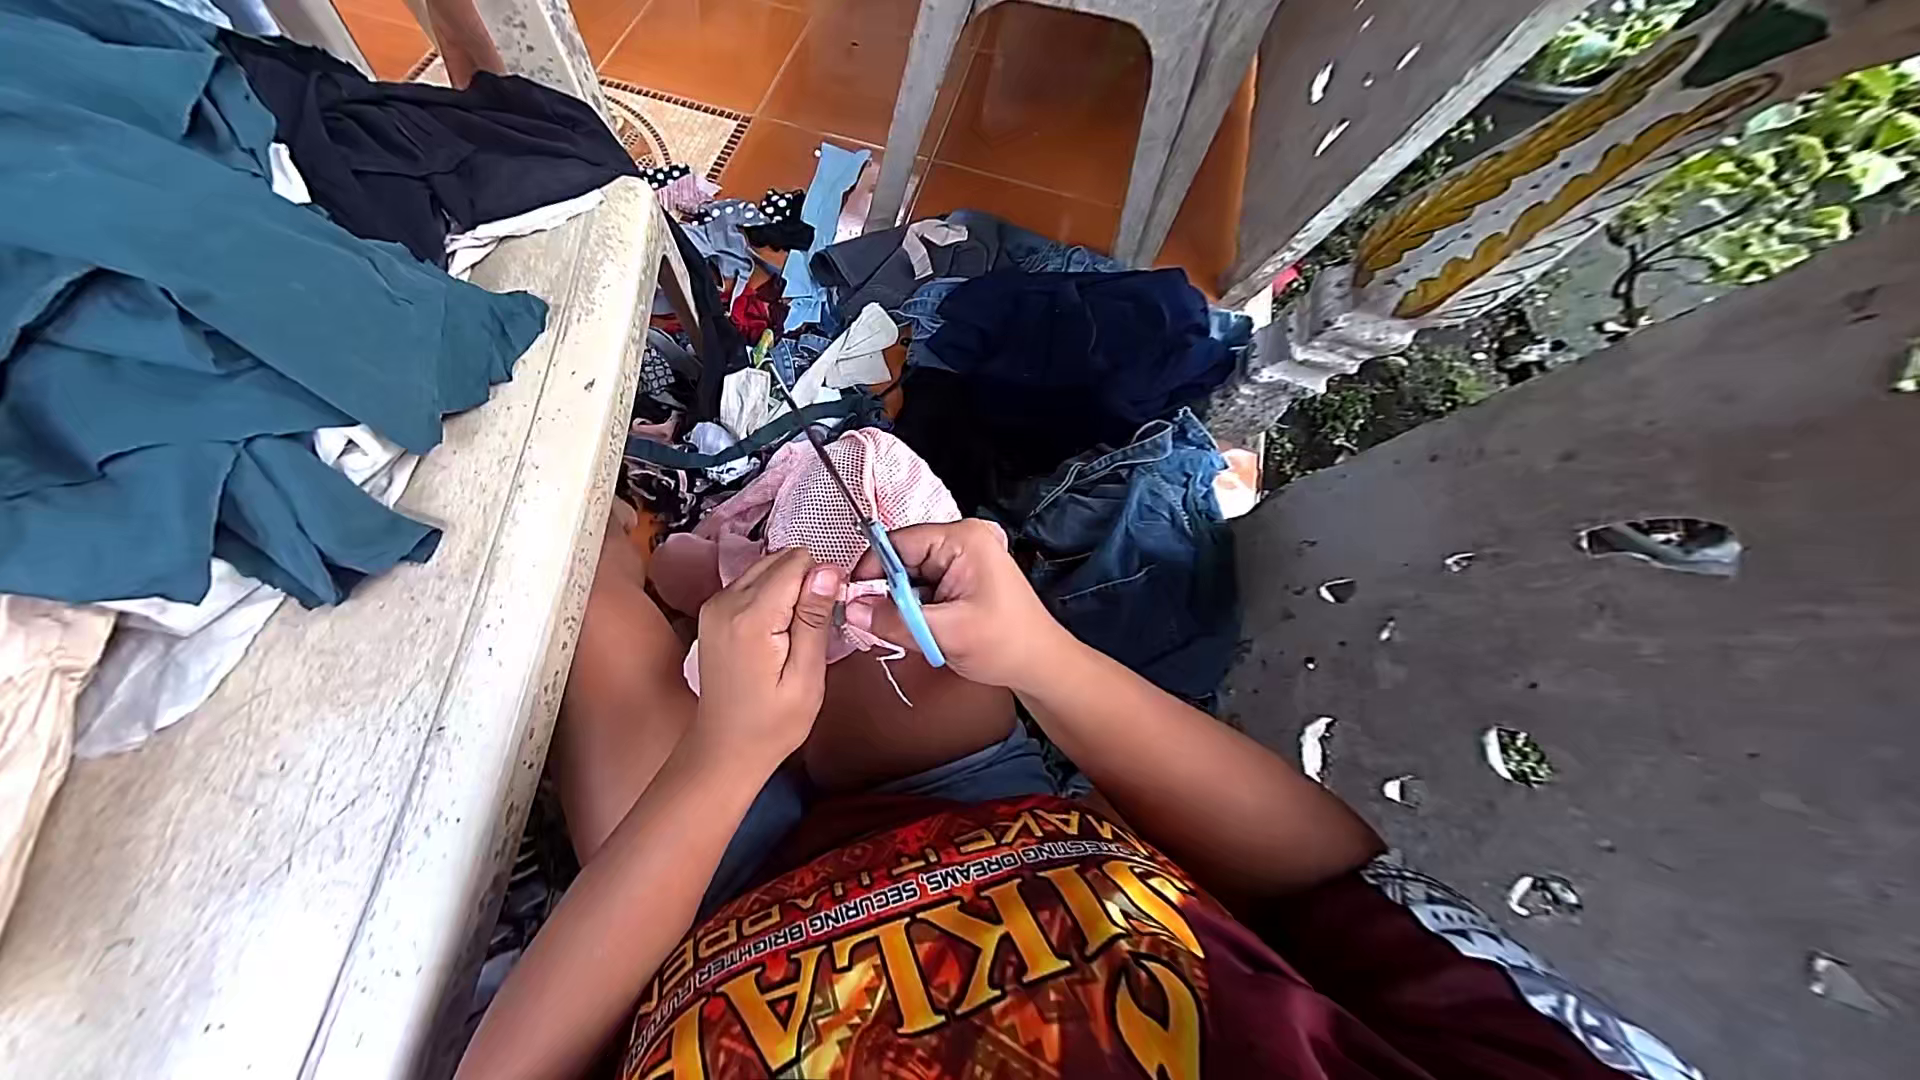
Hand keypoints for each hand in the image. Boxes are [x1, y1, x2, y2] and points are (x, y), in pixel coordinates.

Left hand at [695, 547, 843, 760]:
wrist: (724, 748)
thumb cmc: (772, 723)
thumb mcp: (807, 676)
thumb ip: (814, 619)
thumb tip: (828, 570)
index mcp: (751, 618)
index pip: (797, 563)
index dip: (823, 579)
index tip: (831, 611)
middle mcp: (726, 601)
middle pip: (781, 558)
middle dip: (808, 580)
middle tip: (817, 622)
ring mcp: (715, 604)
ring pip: (768, 565)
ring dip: (791, 586)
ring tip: (800, 627)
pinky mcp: (713, 610)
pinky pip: (753, 581)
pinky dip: (774, 593)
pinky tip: (782, 627)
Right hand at [845, 519, 1078, 690]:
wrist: (1040, 664)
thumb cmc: (1007, 644)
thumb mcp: (946, 633)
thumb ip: (895, 620)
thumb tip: (853, 610)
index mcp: (963, 539)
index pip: (898, 543)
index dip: (871, 570)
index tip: (853, 599)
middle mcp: (962, 540)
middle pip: (902, 559)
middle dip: (889, 592)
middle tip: (883, 623)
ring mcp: (962, 558)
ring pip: (910, 576)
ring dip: (904, 605)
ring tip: (918, 630)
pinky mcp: (961, 576)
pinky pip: (923, 587)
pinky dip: (917, 609)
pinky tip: (928, 629)